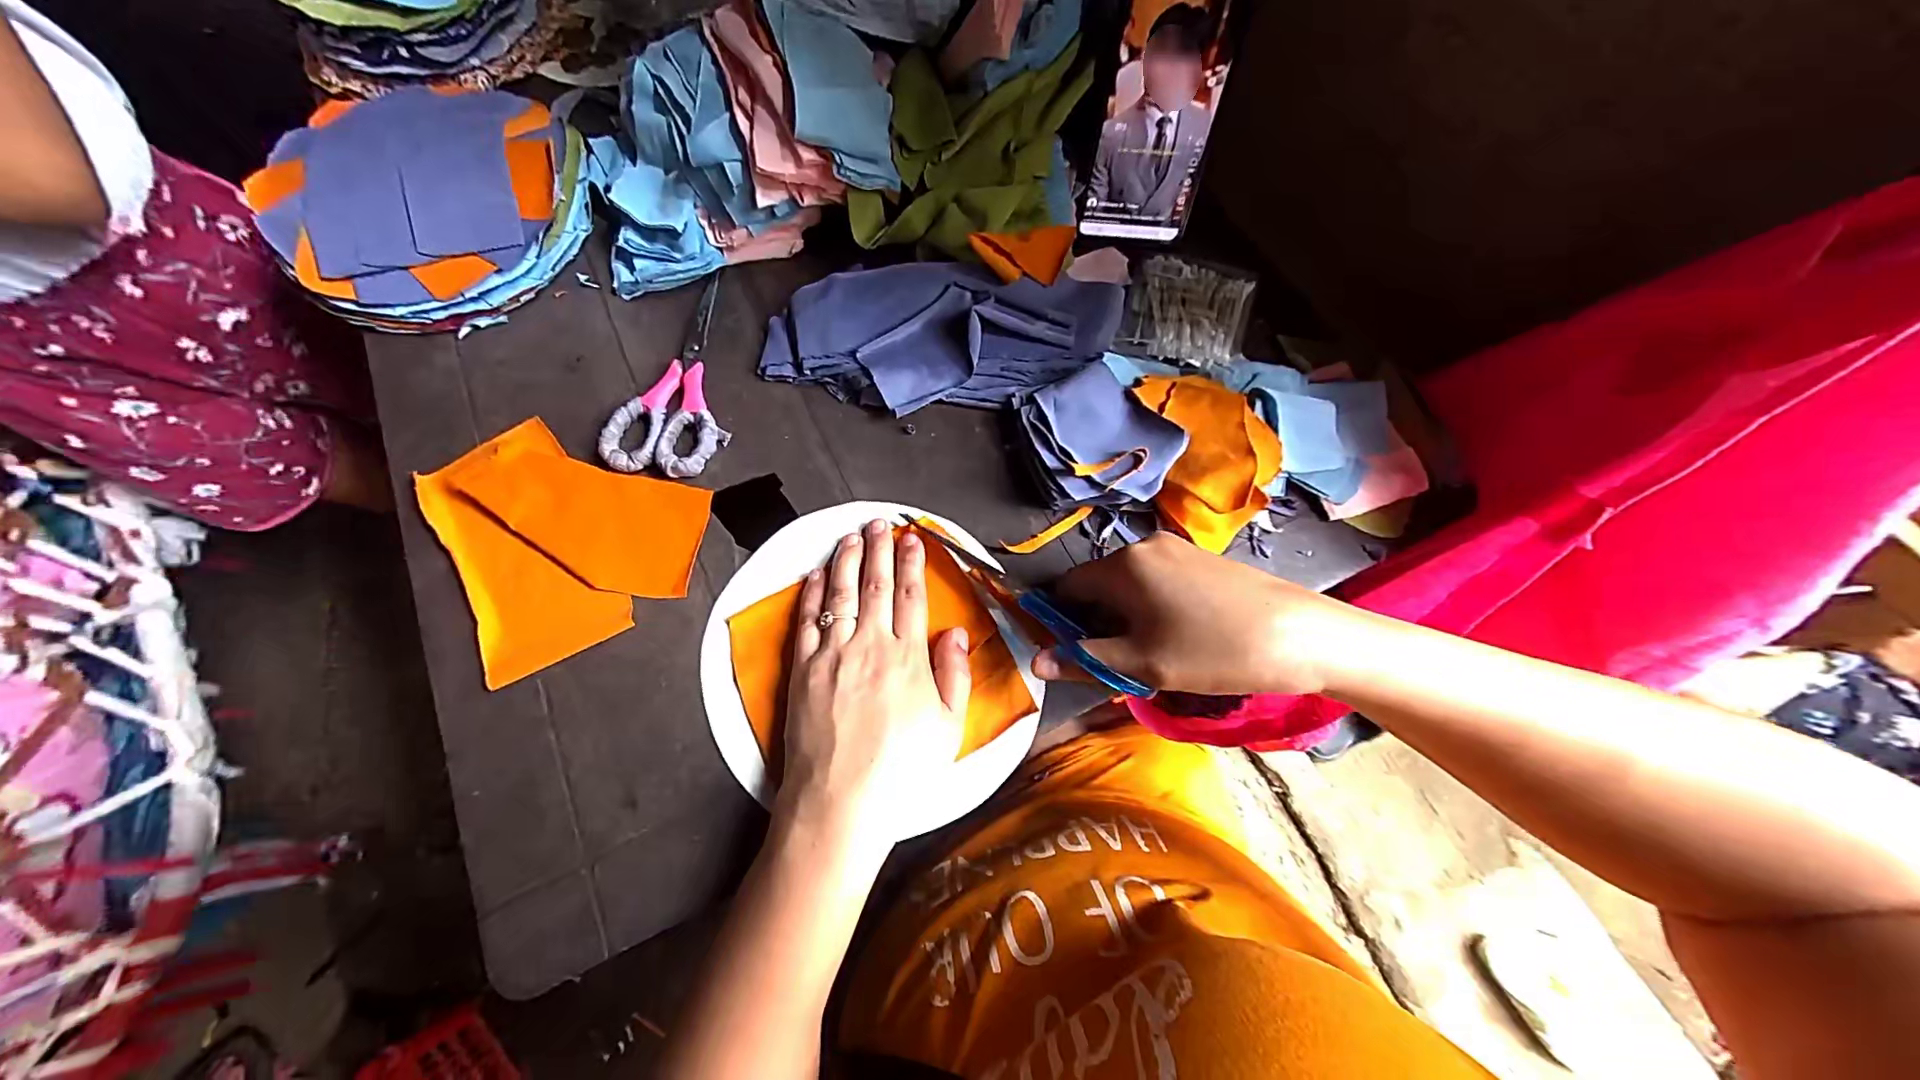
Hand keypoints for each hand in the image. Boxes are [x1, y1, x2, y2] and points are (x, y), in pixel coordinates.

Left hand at [780, 520, 971, 843]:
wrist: (841, 800)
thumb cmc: (898, 770)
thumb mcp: (947, 726)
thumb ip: (954, 674)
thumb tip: (954, 633)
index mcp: (908, 658)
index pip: (911, 596)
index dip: (912, 563)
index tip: (912, 540)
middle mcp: (869, 647)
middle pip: (875, 585)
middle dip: (879, 549)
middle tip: (881, 525)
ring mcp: (832, 655)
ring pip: (840, 594)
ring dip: (846, 560)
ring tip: (851, 537)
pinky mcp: (803, 670)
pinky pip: (807, 621)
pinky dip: (812, 593)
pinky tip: (817, 575)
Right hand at [1030, 532, 1354, 695]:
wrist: (1303, 636)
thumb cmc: (1215, 650)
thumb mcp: (1143, 663)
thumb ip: (1086, 659)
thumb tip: (1036, 661)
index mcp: (1123, 564)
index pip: (1067, 588)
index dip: (1060, 623)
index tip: (1073, 657)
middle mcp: (1144, 546)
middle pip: (1098, 586)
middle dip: (1097, 625)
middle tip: (1117, 666)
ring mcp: (1176, 549)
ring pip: (1129, 588)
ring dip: (1126, 621)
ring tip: (1151, 658)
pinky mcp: (1201, 559)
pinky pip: (1157, 583)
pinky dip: (1152, 611)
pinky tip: (1178, 640)